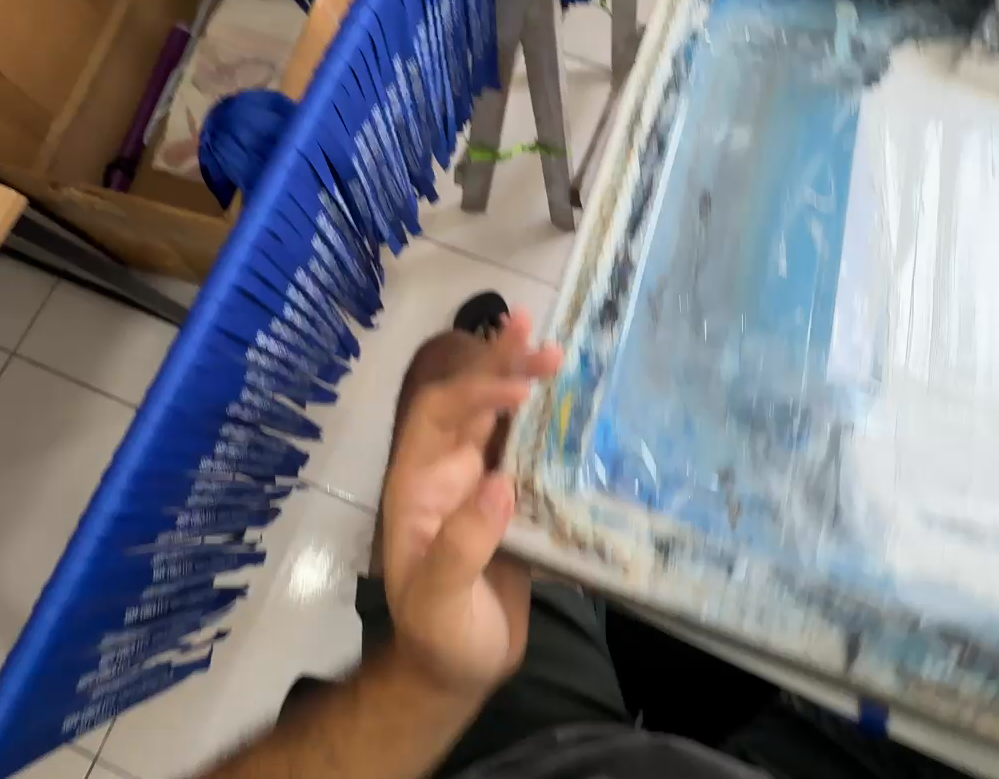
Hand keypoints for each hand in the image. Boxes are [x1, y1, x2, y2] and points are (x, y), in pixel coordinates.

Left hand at [380, 314, 561, 699]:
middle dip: (499, 363)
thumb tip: (500, 483)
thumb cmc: (438, 636)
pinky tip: (578, 408)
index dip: (475, 393)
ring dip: (526, 383)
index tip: (521, 390)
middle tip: (534, 328)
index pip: (440, 416)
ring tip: (558, 351)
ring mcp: (483, 483)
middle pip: (471, 401)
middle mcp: (450, 470)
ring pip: (503, 420)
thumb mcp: (438, 600)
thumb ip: (461, 545)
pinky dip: (553, 427)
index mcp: (420, 481)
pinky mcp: (515, 501)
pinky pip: (533, 452)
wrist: (459, 670)